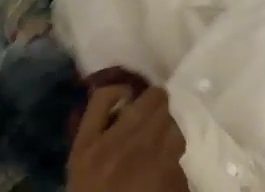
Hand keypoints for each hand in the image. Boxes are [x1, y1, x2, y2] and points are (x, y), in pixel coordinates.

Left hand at [68, 85, 188, 191]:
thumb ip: (176, 171)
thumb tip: (176, 146)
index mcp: (161, 165)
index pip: (180, 129)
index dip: (181, 131)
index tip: (181, 134)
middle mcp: (138, 147)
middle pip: (163, 111)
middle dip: (168, 117)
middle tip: (167, 123)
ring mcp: (108, 143)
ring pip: (141, 102)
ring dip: (149, 105)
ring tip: (151, 110)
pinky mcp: (82, 143)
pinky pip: (101, 101)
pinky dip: (115, 93)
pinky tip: (125, 97)